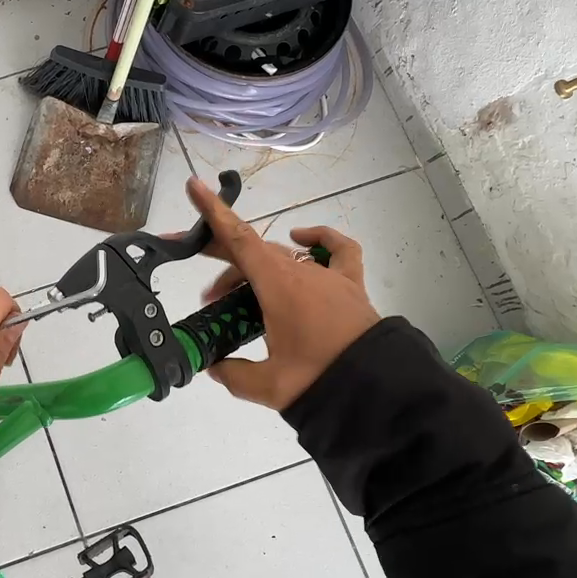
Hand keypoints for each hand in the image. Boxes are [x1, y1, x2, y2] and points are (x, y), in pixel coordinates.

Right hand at [186, 177, 380, 409]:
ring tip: (241, 303)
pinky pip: (337, 249)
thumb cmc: (319, 380)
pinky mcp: (350, 285)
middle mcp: (301, 272)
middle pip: (252, 251)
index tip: (195, 186)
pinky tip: (303, 238)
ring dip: (254, 271)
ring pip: (281, 258)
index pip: (238, 240)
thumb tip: (217, 368)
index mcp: (278, 286)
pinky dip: (319, 238)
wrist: (381, 390)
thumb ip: (234, 375)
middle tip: (206, 293)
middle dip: (222, 259)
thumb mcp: (268, 386)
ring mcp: (328, 276)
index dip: (213, 212)